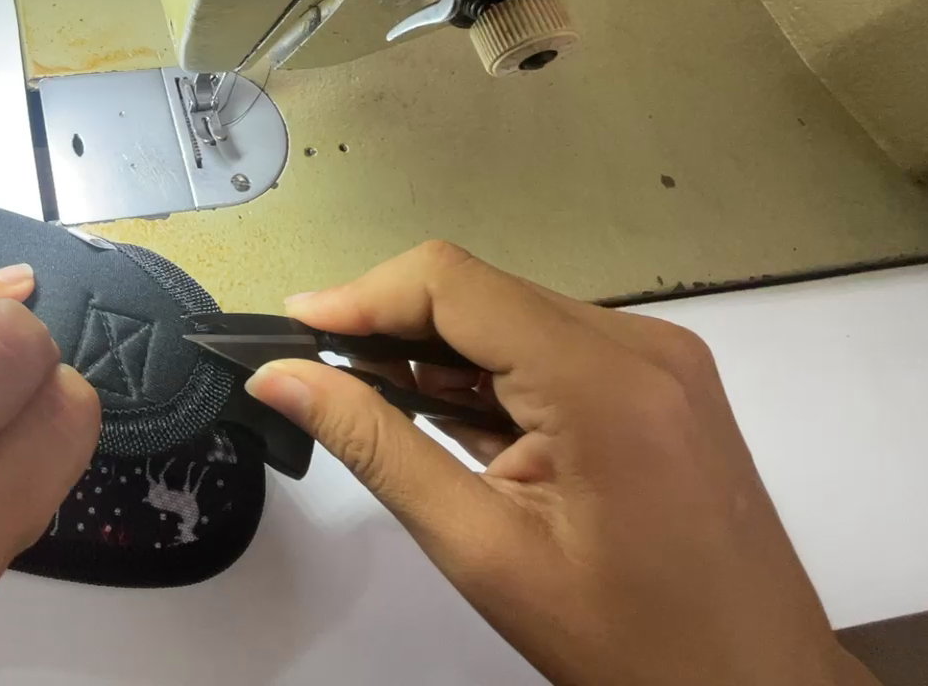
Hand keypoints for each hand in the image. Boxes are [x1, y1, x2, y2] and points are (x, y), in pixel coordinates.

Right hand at [245, 242, 878, 685]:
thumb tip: (277, 377)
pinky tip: (433, 412)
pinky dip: (470, 369)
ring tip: (364, 395)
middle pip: (472, 290)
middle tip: (317, 368)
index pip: (452, 283)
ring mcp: (650, 356)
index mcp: (604, 381)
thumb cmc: (625, 643)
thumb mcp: (479, 548)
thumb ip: (372, 445)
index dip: (362, 295)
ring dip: (423, 348)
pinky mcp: (647, 377)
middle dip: (384, 322)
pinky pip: (531, 342)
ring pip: (496, 312)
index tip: (295, 329)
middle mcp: (636, 343)